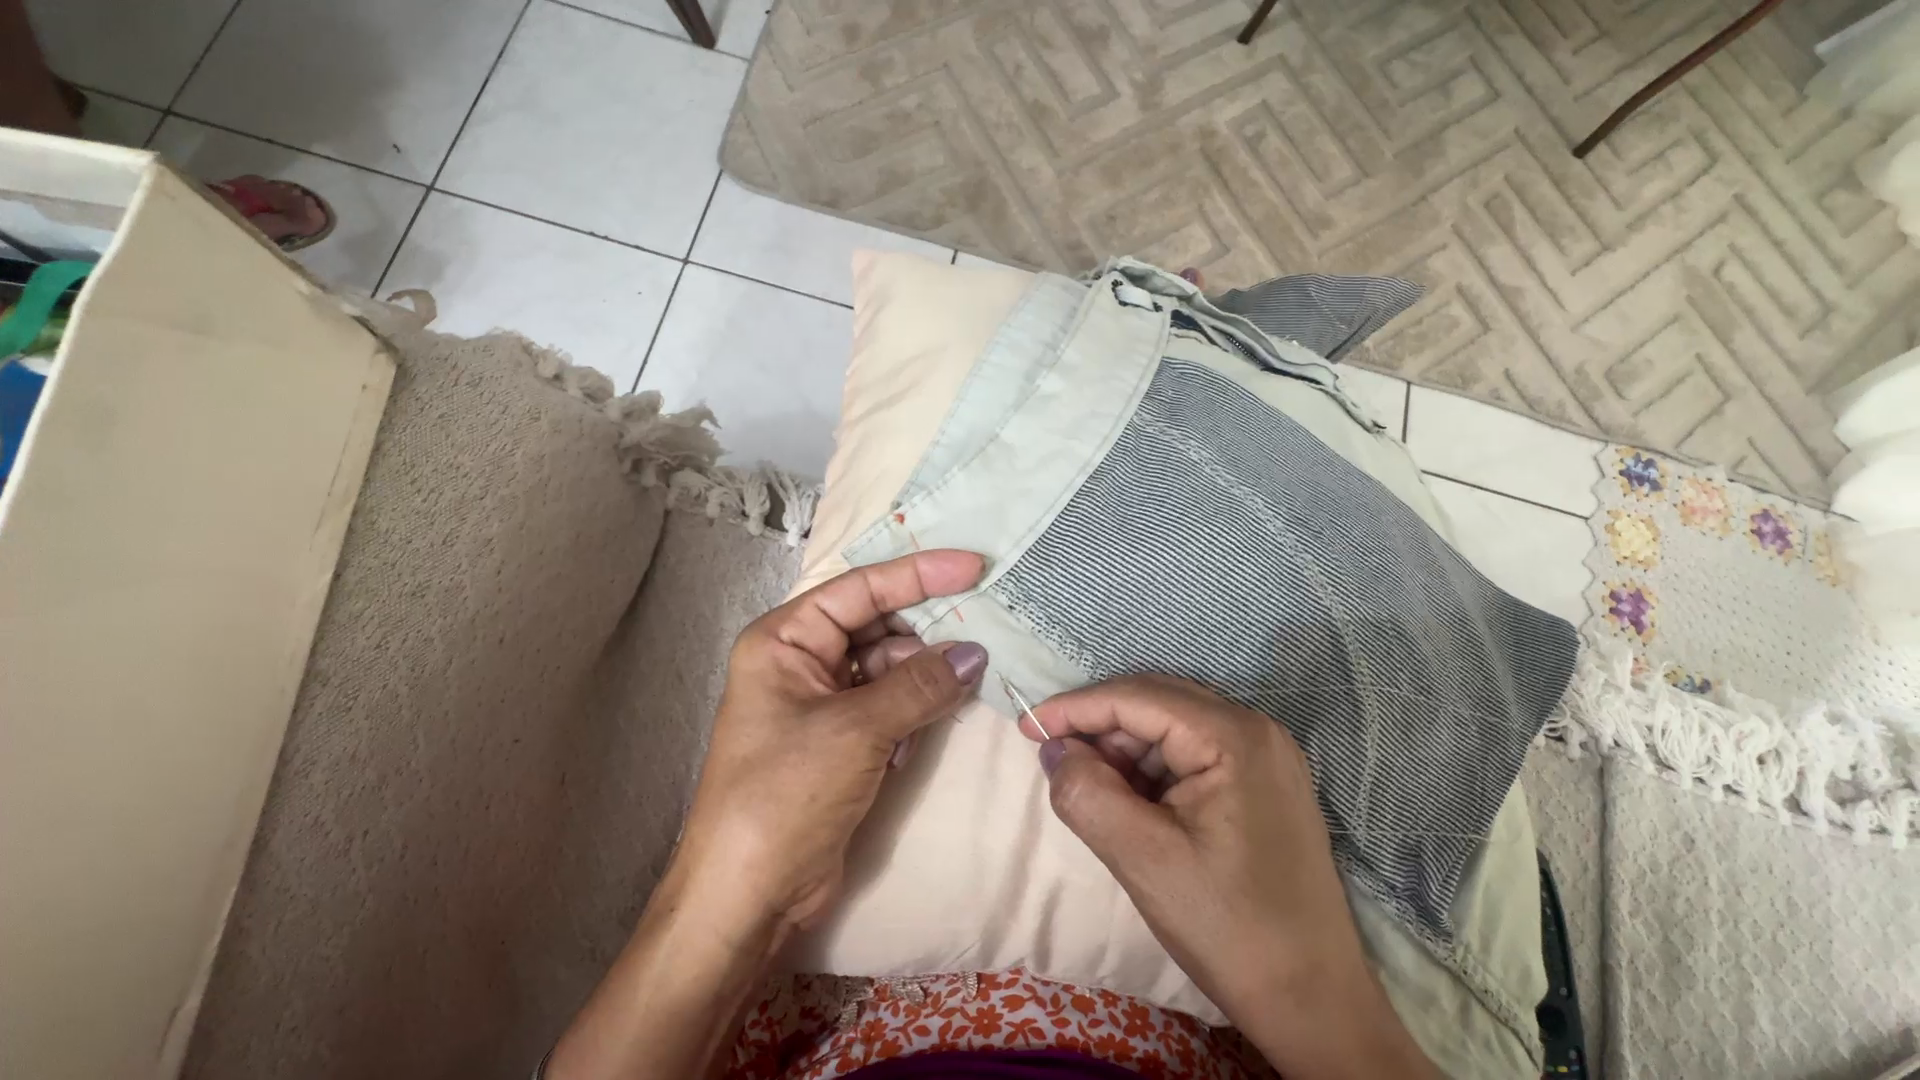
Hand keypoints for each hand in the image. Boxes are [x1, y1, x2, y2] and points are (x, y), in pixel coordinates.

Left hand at [547, 551, 988, 1079]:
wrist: (749, 894)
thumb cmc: (785, 794)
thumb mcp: (856, 731)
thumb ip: (919, 686)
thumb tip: (975, 653)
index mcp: (784, 641)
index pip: (858, 589)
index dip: (917, 574)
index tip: (973, 565)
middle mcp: (801, 664)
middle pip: (876, 626)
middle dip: (928, 629)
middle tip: (986, 626)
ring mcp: (823, 705)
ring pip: (888, 669)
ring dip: (928, 674)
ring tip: (975, 674)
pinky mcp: (843, 743)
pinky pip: (891, 707)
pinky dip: (919, 708)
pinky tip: (945, 714)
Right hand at [1024, 675, 1437, 1079]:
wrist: (1313, 1000)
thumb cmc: (1228, 927)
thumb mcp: (1142, 859)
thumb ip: (1086, 793)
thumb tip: (1054, 750)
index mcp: (1233, 736)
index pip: (1137, 697)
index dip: (1075, 708)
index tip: (1026, 728)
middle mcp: (1256, 730)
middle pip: (1157, 702)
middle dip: (1099, 725)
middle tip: (1052, 758)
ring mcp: (1267, 758)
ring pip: (1174, 729)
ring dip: (1125, 749)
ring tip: (1089, 786)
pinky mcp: (1265, 786)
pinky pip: (1195, 756)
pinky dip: (1153, 770)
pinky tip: (1131, 799)